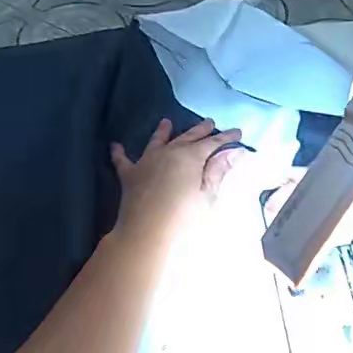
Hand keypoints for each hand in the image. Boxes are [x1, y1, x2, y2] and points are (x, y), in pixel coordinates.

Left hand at [110, 118, 242, 238]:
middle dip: (200, 130)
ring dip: (162, 131)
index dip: (226, 137)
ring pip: (157, 141)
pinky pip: (122, 160)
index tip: (237, 132)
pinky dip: (119, 152)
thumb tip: (233, 152)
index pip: (213, 143)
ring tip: (166, 122)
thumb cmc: (184, 217)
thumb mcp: (208, 196)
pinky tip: (115, 145)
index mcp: (191, 156)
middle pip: (187, 137)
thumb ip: (219, 172)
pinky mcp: (130, 175)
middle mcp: (168, 152)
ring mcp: (147, 161)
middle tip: (209, 122)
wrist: (146, 231)